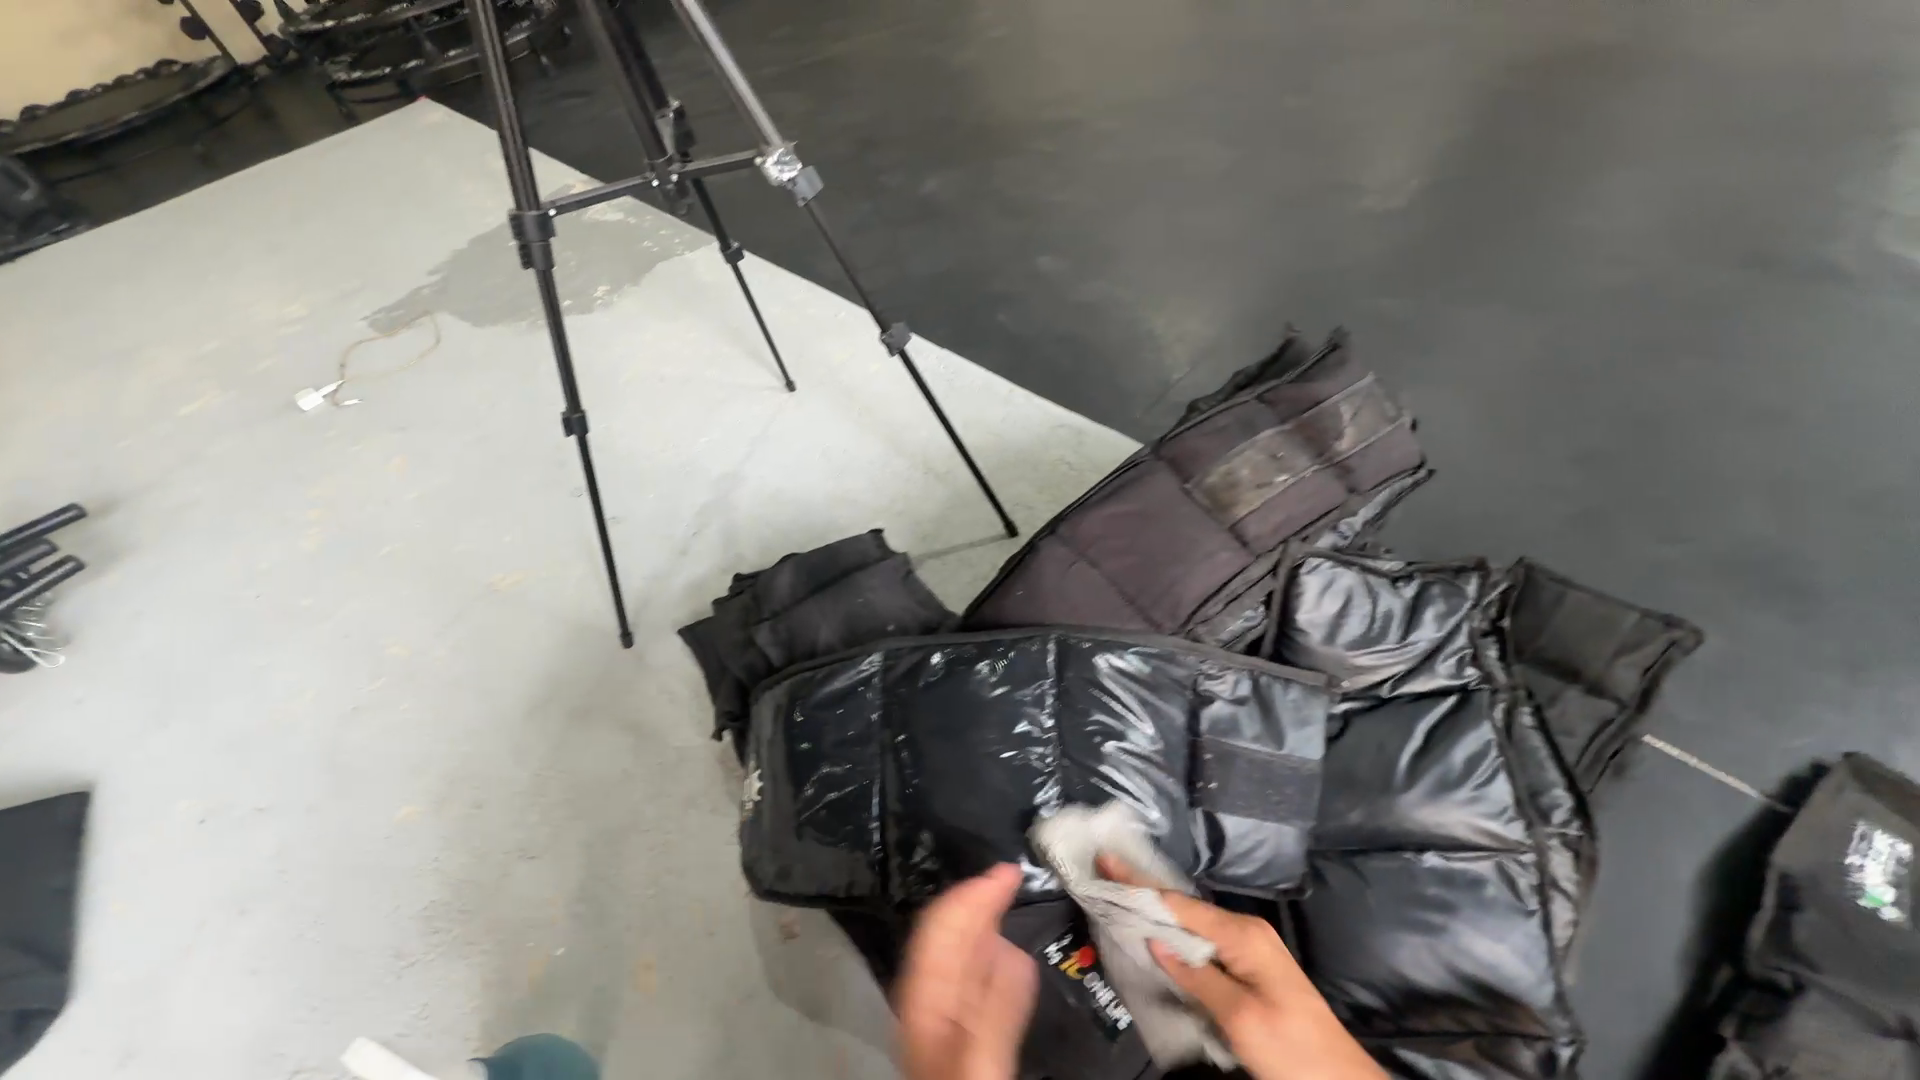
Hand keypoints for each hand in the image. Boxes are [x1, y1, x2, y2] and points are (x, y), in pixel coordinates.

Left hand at [895, 864, 1038, 1079]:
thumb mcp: (980, 1063)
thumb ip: (994, 1009)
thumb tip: (1010, 949)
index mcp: (926, 1002)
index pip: (941, 931)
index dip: (969, 895)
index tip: (1004, 871)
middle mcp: (925, 1003)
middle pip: (944, 938)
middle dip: (974, 901)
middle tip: (1008, 876)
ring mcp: (936, 1020)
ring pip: (953, 958)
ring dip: (978, 925)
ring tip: (1004, 902)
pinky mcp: (952, 1036)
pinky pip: (964, 983)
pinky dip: (983, 959)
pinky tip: (1001, 957)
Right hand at [1099, 857, 1384, 1079]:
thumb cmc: (1292, 1049)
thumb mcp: (1241, 1017)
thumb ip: (1198, 976)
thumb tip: (1157, 940)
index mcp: (1243, 935)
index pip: (1179, 903)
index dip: (1139, 884)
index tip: (1106, 861)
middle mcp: (1246, 931)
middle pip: (1184, 906)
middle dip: (1145, 888)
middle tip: (1107, 869)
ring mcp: (1250, 948)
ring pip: (1193, 922)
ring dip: (1157, 910)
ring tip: (1122, 894)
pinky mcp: (1250, 967)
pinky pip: (1204, 940)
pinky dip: (1176, 931)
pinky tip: (1156, 928)